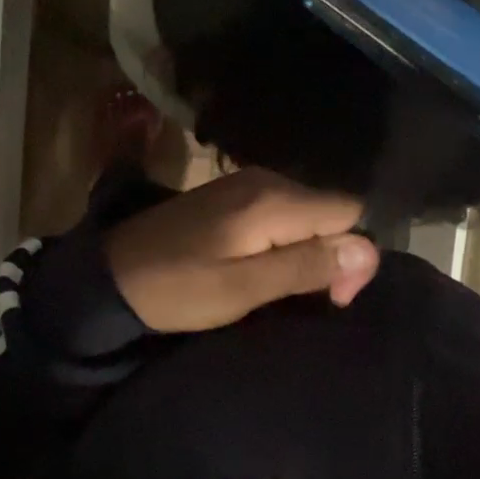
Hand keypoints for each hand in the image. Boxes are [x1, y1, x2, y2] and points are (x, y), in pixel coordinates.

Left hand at [104, 168, 381, 331]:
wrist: (109, 277)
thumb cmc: (177, 289)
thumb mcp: (243, 288)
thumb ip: (306, 266)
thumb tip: (370, 250)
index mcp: (274, 200)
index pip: (350, 211)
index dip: (353, 255)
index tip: (331, 298)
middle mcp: (267, 180)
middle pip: (332, 210)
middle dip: (333, 253)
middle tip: (306, 299)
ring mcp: (247, 184)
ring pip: (309, 213)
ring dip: (310, 250)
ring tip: (282, 288)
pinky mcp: (232, 195)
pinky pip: (284, 213)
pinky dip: (287, 241)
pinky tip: (265, 268)